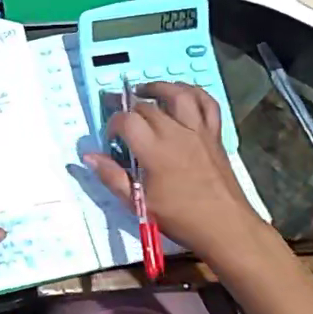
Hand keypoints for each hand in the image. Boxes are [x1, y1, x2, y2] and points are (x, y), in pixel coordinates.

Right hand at [83, 82, 266, 263]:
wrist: (223, 226)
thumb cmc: (179, 218)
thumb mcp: (138, 204)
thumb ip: (112, 177)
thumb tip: (89, 156)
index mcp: (155, 151)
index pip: (127, 120)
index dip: (113, 124)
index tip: (111, 139)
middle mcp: (177, 133)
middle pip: (148, 106)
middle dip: (130, 108)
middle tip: (122, 119)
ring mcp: (199, 131)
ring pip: (179, 94)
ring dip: (160, 88)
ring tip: (146, 91)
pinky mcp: (215, 134)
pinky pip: (208, 103)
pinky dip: (194, 93)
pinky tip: (182, 94)